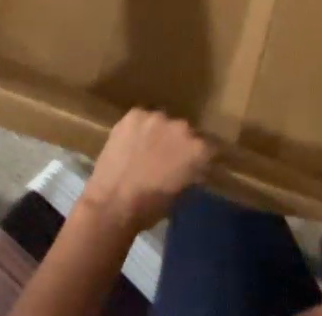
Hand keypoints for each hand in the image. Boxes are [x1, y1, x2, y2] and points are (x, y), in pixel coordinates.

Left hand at [79, 109, 213, 234]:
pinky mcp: (134, 114)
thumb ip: (192, 174)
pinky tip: (129, 143)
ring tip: (144, 149)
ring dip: (157, 133)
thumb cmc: (150, 207)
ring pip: (161, 122)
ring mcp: (157, 117)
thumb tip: (193, 168)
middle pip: (184, 131)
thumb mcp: (181, 195)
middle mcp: (182, 127)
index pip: (208, 147)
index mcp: (198, 149)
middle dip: (177, 142)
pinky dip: (137, 129)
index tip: (192, 163)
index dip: (200, 156)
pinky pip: (141, 119)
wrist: (113, 202)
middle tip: (165, 157)